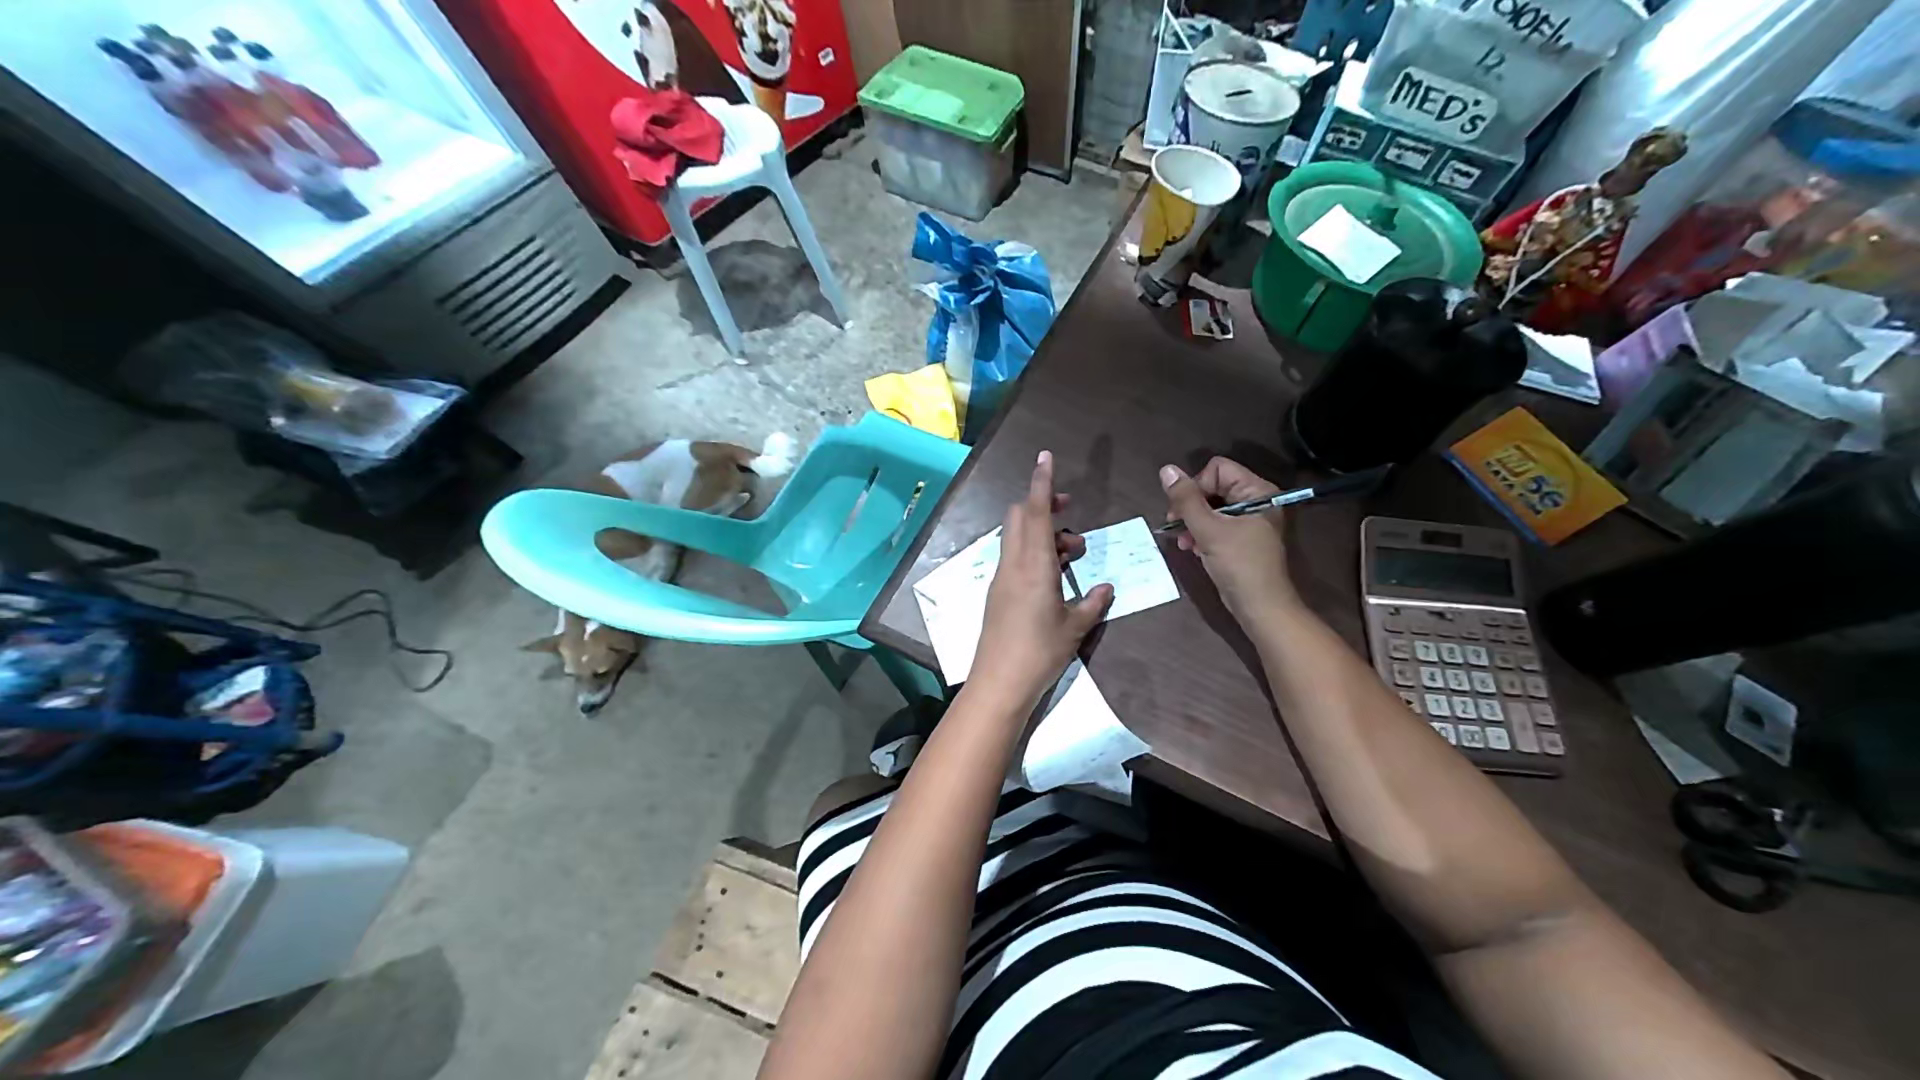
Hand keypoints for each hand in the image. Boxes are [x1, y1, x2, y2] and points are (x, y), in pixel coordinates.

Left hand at [971, 451, 1113, 708]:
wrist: (999, 682)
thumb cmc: (1040, 652)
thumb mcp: (1075, 627)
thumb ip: (1093, 603)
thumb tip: (1106, 587)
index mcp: (1034, 565)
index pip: (1036, 512)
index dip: (1042, 482)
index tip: (1045, 457)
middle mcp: (1013, 564)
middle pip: (1021, 517)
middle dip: (1044, 505)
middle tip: (1071, 515)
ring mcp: (1001, 578)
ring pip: (1018, 537)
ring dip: (1044, 533)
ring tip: (1073, 553)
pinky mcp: (997, 593)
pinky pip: (1015, 558)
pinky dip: (1034, 552)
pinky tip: (1056, 576)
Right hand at [1161, 458, 1300, 621]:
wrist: (1259, 606)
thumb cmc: (1239, 564)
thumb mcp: (1208, 530)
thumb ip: (1185, 499)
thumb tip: (1166, 470)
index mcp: (1256, 491)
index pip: (1217, 469)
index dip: (1196, 485)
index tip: (1183, 509)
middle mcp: (1254, 500)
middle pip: (1212, 487)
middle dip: (1191, 506)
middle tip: (1176, 524)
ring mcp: (1248, 520)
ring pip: (1210, 507)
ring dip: (1192, 522)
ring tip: (1184, 541)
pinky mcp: (1240, 538)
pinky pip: (1215, 524)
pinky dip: (1200, 533)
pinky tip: (1192, 547)